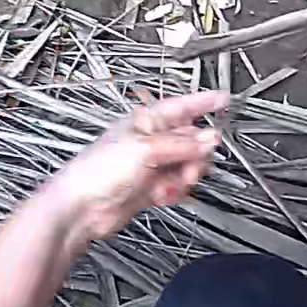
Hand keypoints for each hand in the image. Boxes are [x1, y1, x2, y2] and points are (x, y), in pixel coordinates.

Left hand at [46, 90, 228, 241]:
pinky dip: (174, 191)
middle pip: (189, 140)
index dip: (203, 102)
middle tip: (194, 161)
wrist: (82, 208)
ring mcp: (150, 165)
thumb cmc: (98, 170)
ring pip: (186, 165)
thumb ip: (182, 144)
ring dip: (185, 175)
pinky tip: (163, 194)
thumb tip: (209, 138)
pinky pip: (176, 186)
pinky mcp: (150, 187)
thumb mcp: (147, 149)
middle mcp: (149, 141)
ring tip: (174, 181)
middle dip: (196, 152)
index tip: (223, 99)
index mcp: (145, 122)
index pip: (182, 107)